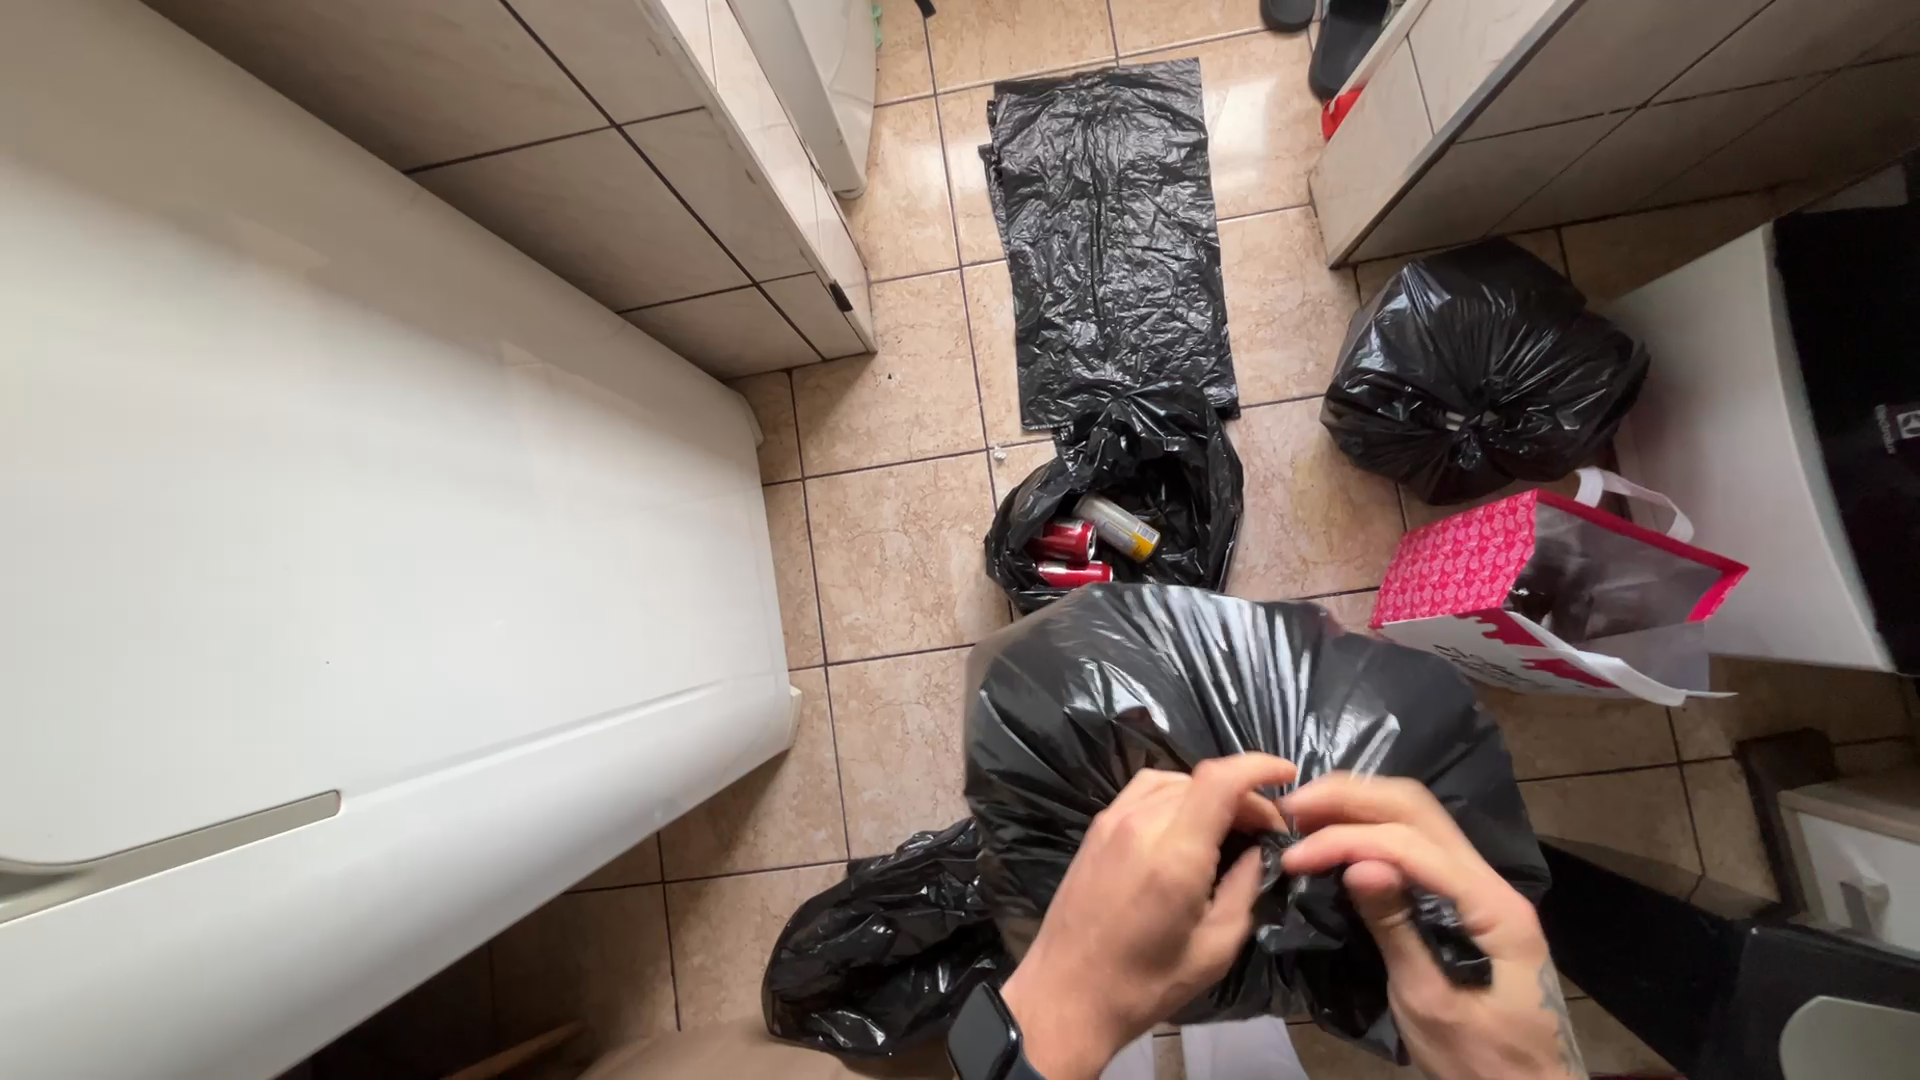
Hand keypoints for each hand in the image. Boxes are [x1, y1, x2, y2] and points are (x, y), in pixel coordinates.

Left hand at [1000, 754, 1296, 1079]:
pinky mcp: (1097, 825)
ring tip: (1232, 824)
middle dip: (1242, 794)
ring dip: (1209, 792)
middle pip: (1201, 780)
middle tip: (1266, 831)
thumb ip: (1244, 887)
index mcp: (1173, 852)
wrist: (1068, 989)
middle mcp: (1140, 822)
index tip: (1288, 773)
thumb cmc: (1146, 981)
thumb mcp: (1215, 946)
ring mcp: (1112, 818)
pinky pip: (1144, 789)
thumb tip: (1258, 849)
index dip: (1258, 766)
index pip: (1219, 780)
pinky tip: (1189, 820)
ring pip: (1173, 779)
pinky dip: (1176, 792)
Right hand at [1280, 774, 1585, 1079]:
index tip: (1293, 858)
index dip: (1344, 840)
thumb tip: (1358, 865)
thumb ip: (1398, 930)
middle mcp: (1490, 880)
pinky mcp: (1462, 890)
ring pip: (1412, 811)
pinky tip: (1335, 830)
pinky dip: (1367, 820)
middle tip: (1291, 809)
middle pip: (1413, 806)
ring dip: (1354, 803)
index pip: (1408, 845)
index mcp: (1492, 908)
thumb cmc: (1482, 1065)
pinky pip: (1412, 833)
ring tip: (1304, 813)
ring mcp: (1479, 881)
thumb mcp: (1432, 1006)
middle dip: (1346, 798)